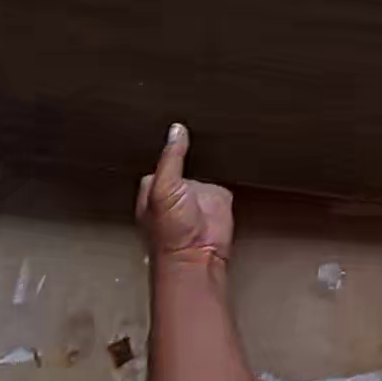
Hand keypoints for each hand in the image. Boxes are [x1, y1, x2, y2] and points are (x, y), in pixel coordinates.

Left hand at [137, 123, 234, 265]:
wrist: (199, 256)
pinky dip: (226, 169)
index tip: (172, 123)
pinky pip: (223, 177)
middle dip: (187, 148)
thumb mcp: (164, 187)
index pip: (159, 159)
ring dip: (207, 157)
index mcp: (154, 187)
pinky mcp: (218, 198)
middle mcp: (175, 190)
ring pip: (203, 166)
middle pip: (181, 160)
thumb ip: (171, 157)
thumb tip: (176, 130)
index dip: (166, 145)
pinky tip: (227, 154)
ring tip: (212, 134)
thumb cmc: (170, 234)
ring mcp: (197, 194)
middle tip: (194, 125)